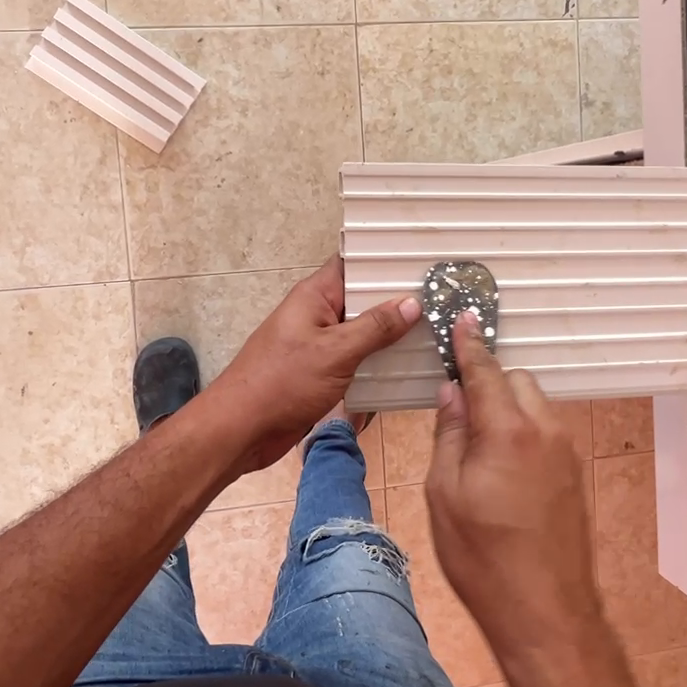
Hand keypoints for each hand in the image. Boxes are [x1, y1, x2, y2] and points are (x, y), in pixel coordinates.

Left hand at [205, 257, 420, 474]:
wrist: (241, 430)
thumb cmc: (282, 382)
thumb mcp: (334, 351)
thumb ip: (375, 327)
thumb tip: (413, 302)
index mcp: (314, 296)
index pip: (352, 263)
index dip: (384, 259)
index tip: (423, 257)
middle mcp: (318, 315)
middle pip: (363, 298)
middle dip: (398, 298)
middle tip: (444, 295)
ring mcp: (320, 345)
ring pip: (363, 331)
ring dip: (393, 333)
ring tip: (439, 327)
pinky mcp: (323, 373)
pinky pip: (357, 358)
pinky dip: (380, 360)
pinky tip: (412, 365)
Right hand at [427, 313, 602, 650]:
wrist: (545, 612)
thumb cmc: (482, 555)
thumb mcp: (445, 492)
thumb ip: (450, 432)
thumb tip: (453, 392)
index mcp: (509, 430)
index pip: (486, 370)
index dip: (470, 344)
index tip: (463, 317)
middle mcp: (545, 430)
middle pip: (516, 381)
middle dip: (489, 382)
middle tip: (457, 411)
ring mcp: (565, 452)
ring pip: (533, 405)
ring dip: (506, 408)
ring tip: (476, 447)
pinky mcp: (573, 475)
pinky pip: (543, 432)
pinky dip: (521, 430)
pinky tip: (500, 468)